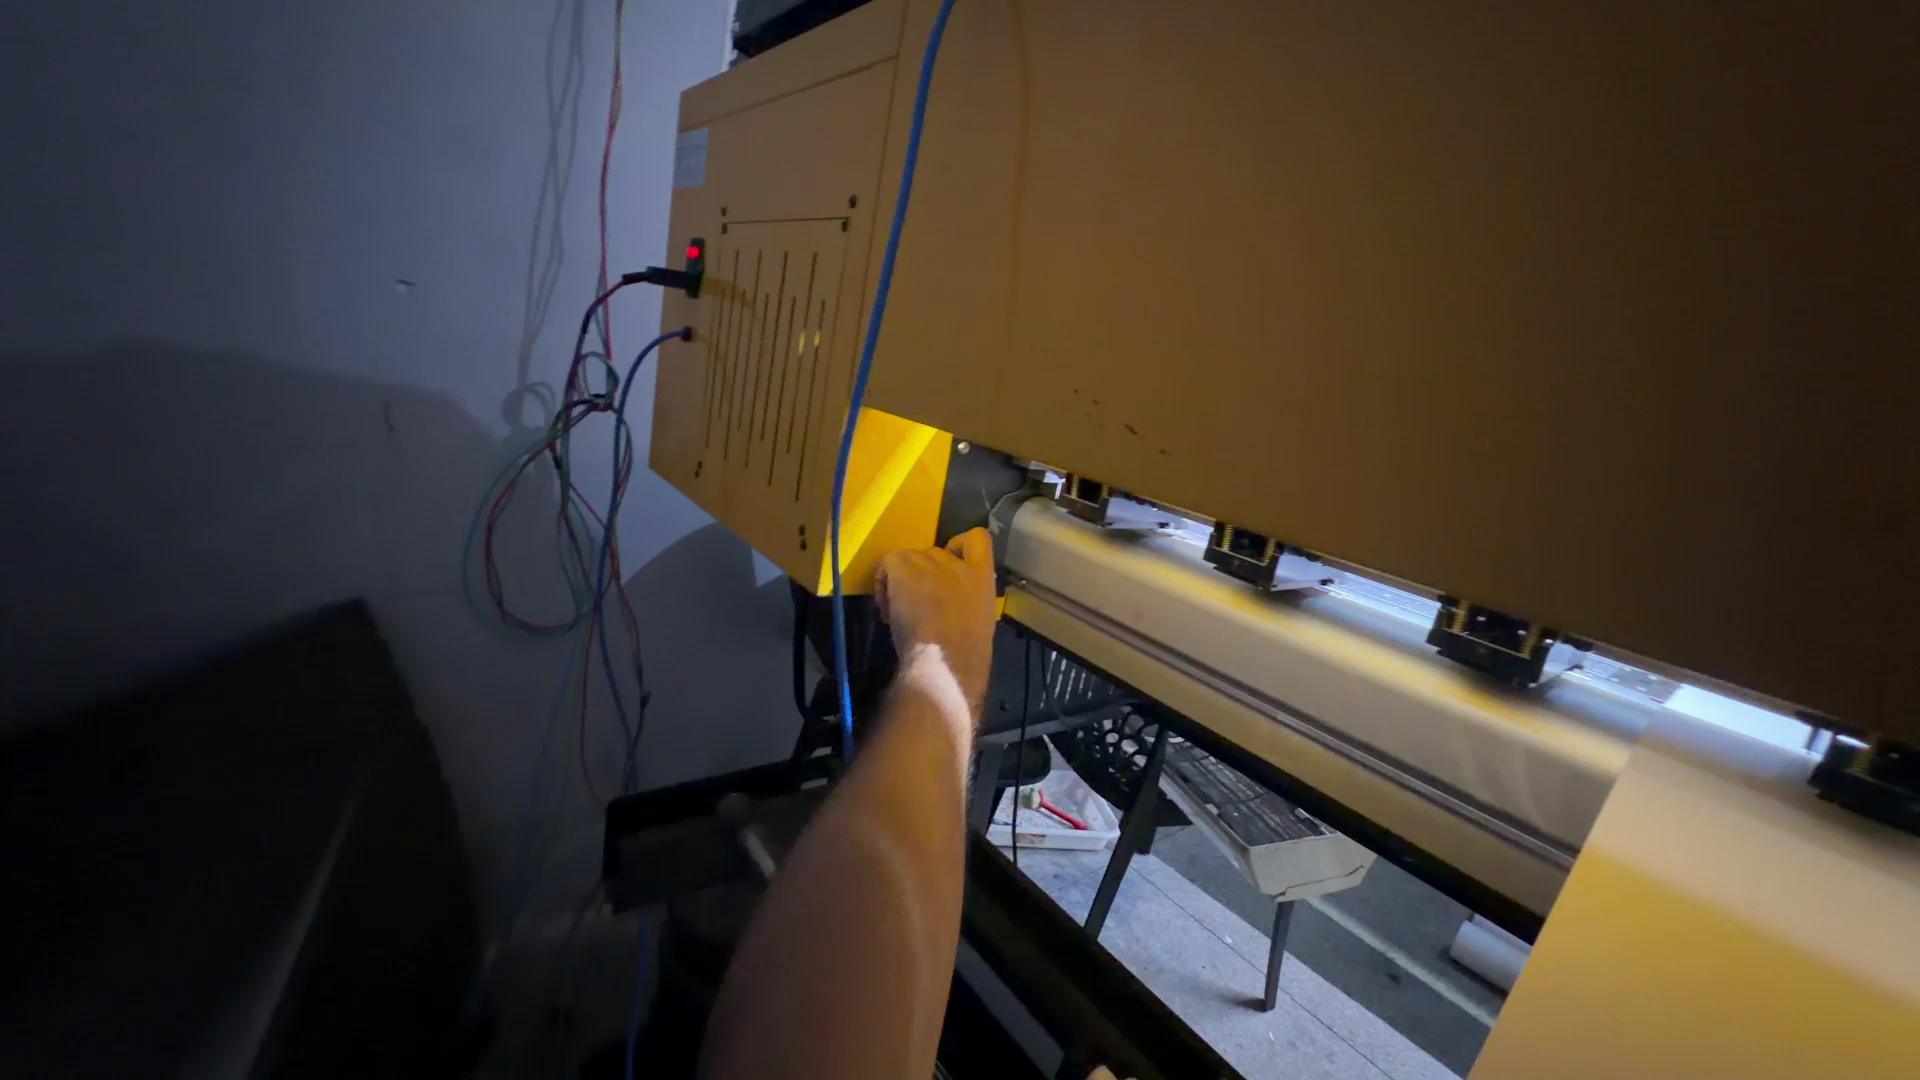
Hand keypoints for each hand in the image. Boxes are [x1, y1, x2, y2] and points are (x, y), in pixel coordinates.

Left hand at [875, 528, 998, 710]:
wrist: (946, 659)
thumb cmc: (966, 653)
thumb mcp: (979, 618)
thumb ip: (967, 600)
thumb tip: (950, 604)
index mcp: (982, 576)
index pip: (978, 539)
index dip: (960, 546)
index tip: (951, 565)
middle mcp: (956, 562)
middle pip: (935, 553)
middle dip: (925, 574)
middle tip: (918, 603)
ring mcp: (929, 561)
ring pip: (909, 559)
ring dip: (903, 579)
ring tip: (899, 609)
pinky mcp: (904, 565)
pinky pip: (888, 563)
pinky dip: (883, 582)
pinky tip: (887, 609)